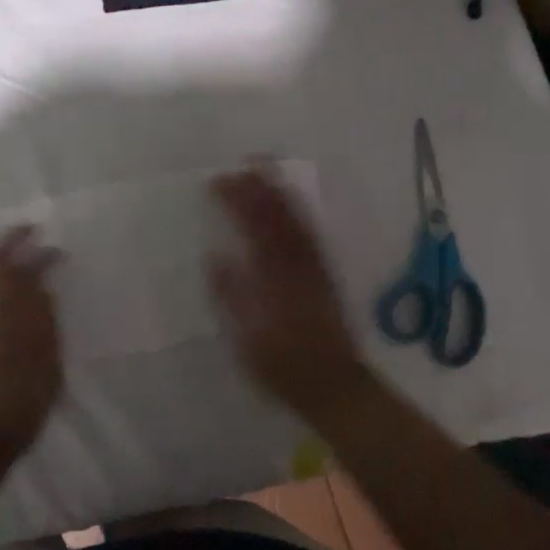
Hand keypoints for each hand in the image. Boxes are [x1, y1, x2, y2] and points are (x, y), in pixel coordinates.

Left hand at [0, 227, 64, 471]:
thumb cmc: (19, 392)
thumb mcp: (47, 350)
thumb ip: (43, 309)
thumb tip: (38, 280)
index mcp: (1, 292)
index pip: (22, 258)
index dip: (42, 252)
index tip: (58, 249)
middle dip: (10, 245)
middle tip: (31, 239)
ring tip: (13, 261)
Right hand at [209, 166, 374, 419]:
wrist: (334, 386)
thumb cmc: (283, 366)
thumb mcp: (247, 337)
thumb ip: (232, 296)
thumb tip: (215, 258)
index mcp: (274, 275)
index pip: (254, 225)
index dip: (237, 199)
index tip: (217, 180)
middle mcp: (297, 264)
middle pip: (279, 215)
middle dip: (260, 186)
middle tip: (242, 163)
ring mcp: (315, 267)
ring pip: (298, 219)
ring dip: (281, 192)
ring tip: (265, 171)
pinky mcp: (325, 275)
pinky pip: (310, 232)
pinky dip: (297, 211)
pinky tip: (289, 205)